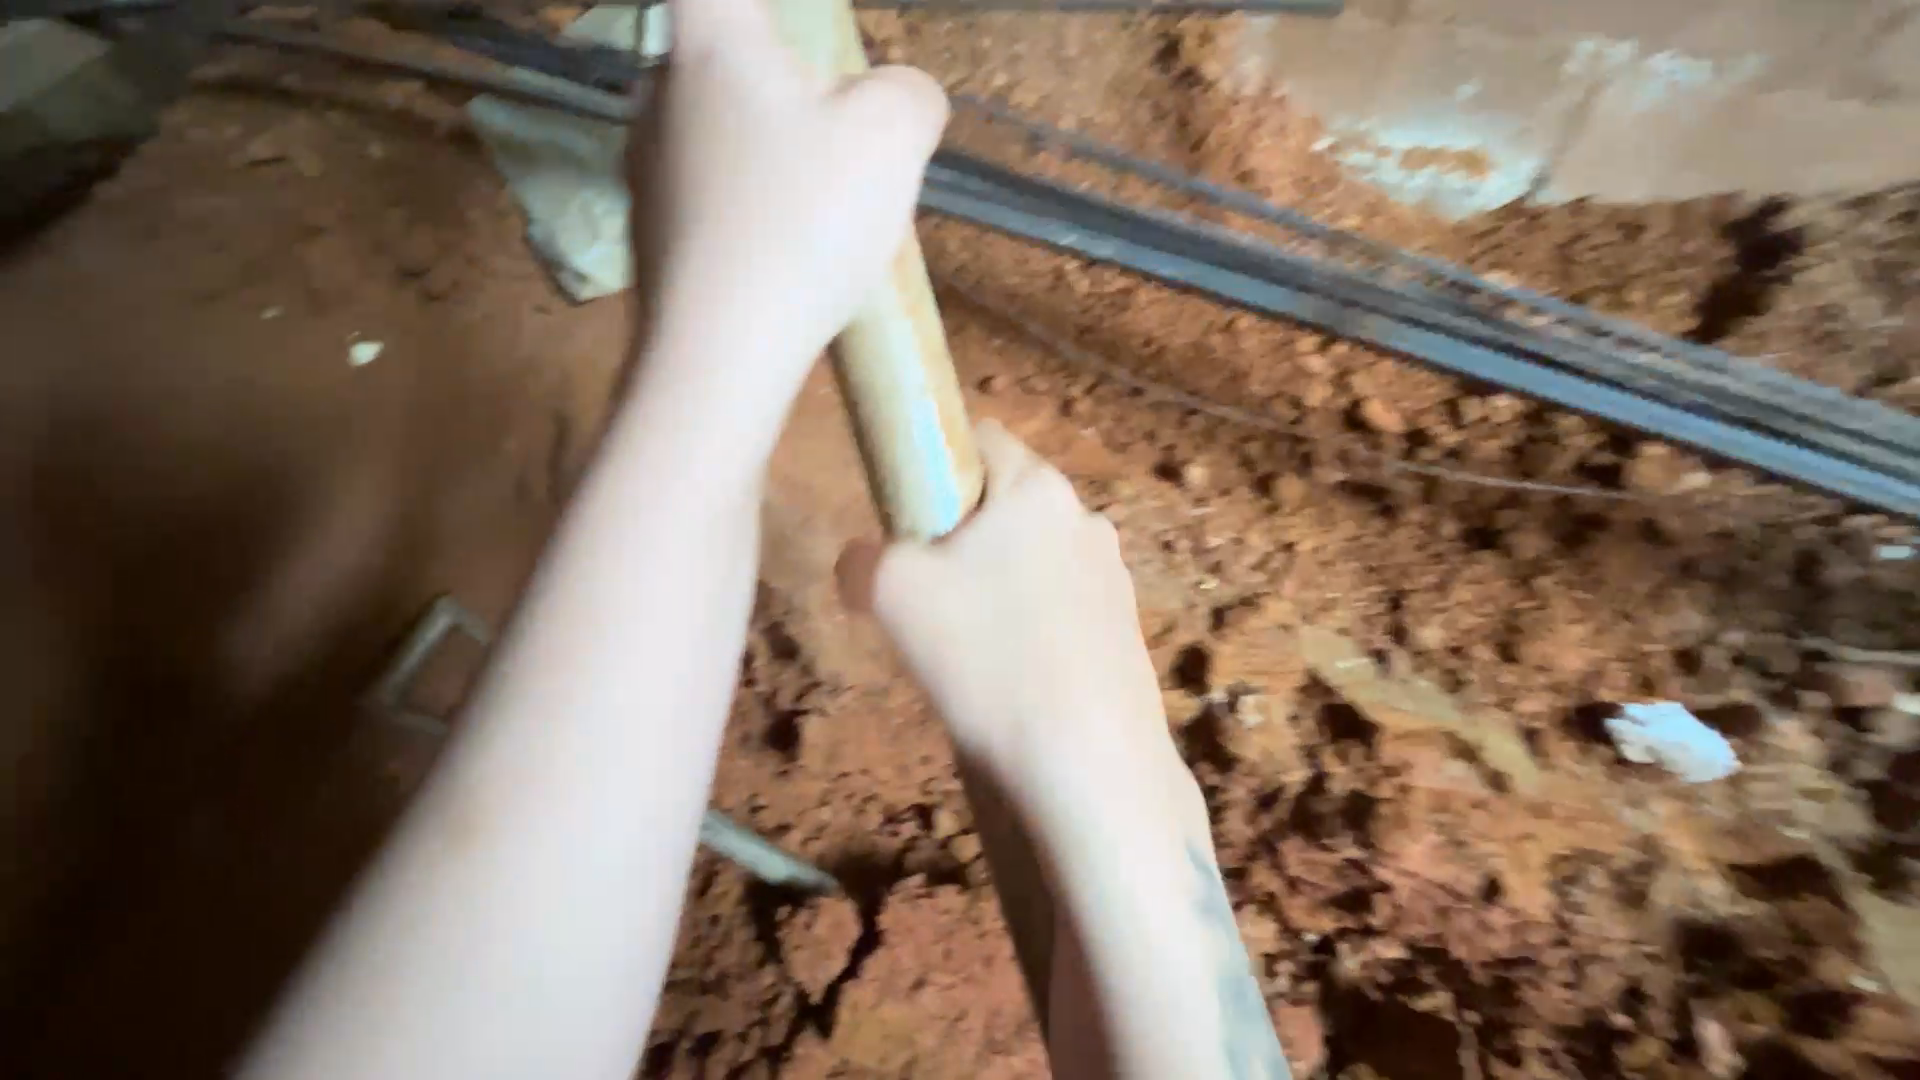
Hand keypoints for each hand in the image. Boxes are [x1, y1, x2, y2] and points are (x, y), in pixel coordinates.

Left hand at [629, 0, 946, 392]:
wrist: (723, 351)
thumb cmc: (804, 226)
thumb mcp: (892, 139)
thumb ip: (908, 95)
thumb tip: (903, 98)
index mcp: (710, 39)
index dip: (773, 11)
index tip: (805, 37)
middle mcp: (658, 90)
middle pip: (724, 51)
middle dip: (783, 80)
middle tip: (838, 135)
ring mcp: (646, 166)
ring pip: (718, 129)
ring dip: (769, 150)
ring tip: (819, 213)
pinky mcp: (650, 231)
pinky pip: (710, 194)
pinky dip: (749, 208)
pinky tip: (784, 257)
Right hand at [840, 423, 1201, 828]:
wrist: (1084, 763)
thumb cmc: (983, 655)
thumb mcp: (888, 593)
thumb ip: (861, 558)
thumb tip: (863, 561)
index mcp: (1036, 487)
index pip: (980, 437)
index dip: (934, 466)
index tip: (909, 519)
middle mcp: (1086, 518)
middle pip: (1005, 505)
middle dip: (961, 538)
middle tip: (928, 596)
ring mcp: (1114, 576)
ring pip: (1032, 560)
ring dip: (994, 586)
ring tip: (968, 651)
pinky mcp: (1126, 629)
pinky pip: (1060, 608)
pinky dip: (1029, 627)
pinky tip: (1011, 680)